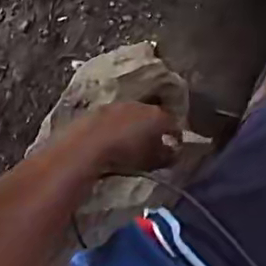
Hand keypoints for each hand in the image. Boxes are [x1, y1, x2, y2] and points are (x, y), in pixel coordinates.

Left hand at [40, 103, 180, 180]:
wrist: (89, 143)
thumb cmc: (127, 155)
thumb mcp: (152, 161)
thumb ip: (167, 155)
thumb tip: (173, 151)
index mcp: (158, 116)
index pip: (173, 124)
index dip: (175, 135)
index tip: (175, 145)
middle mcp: (141, 105)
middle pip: (153, 115)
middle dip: (154, 128)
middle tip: (153, 143)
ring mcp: (120, 104)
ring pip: (134, 114)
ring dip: (135, 124)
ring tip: (131, 140)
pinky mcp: (102, 108)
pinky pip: (116, 117)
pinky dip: (118, 125)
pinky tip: (113, 137)